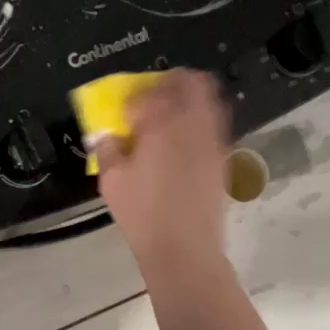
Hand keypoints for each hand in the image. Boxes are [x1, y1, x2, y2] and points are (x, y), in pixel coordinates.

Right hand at [97, 69, 232, 268]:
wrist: (184, 247)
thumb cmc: (143, 214)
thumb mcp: (112, 182)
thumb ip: (108, 150)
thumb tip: (106, 136)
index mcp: (161, 122)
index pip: (147, 92)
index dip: (133, 99)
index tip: (124, 113)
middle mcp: (192, 121)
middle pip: (190, 82)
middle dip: (170, 83)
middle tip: (153, 98)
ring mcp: (213, 138)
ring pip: (209, 100)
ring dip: (189, 101)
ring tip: (171, 118)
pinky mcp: (223, 157)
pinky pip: (214, 125)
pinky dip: (199, 124)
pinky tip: (183, 145)